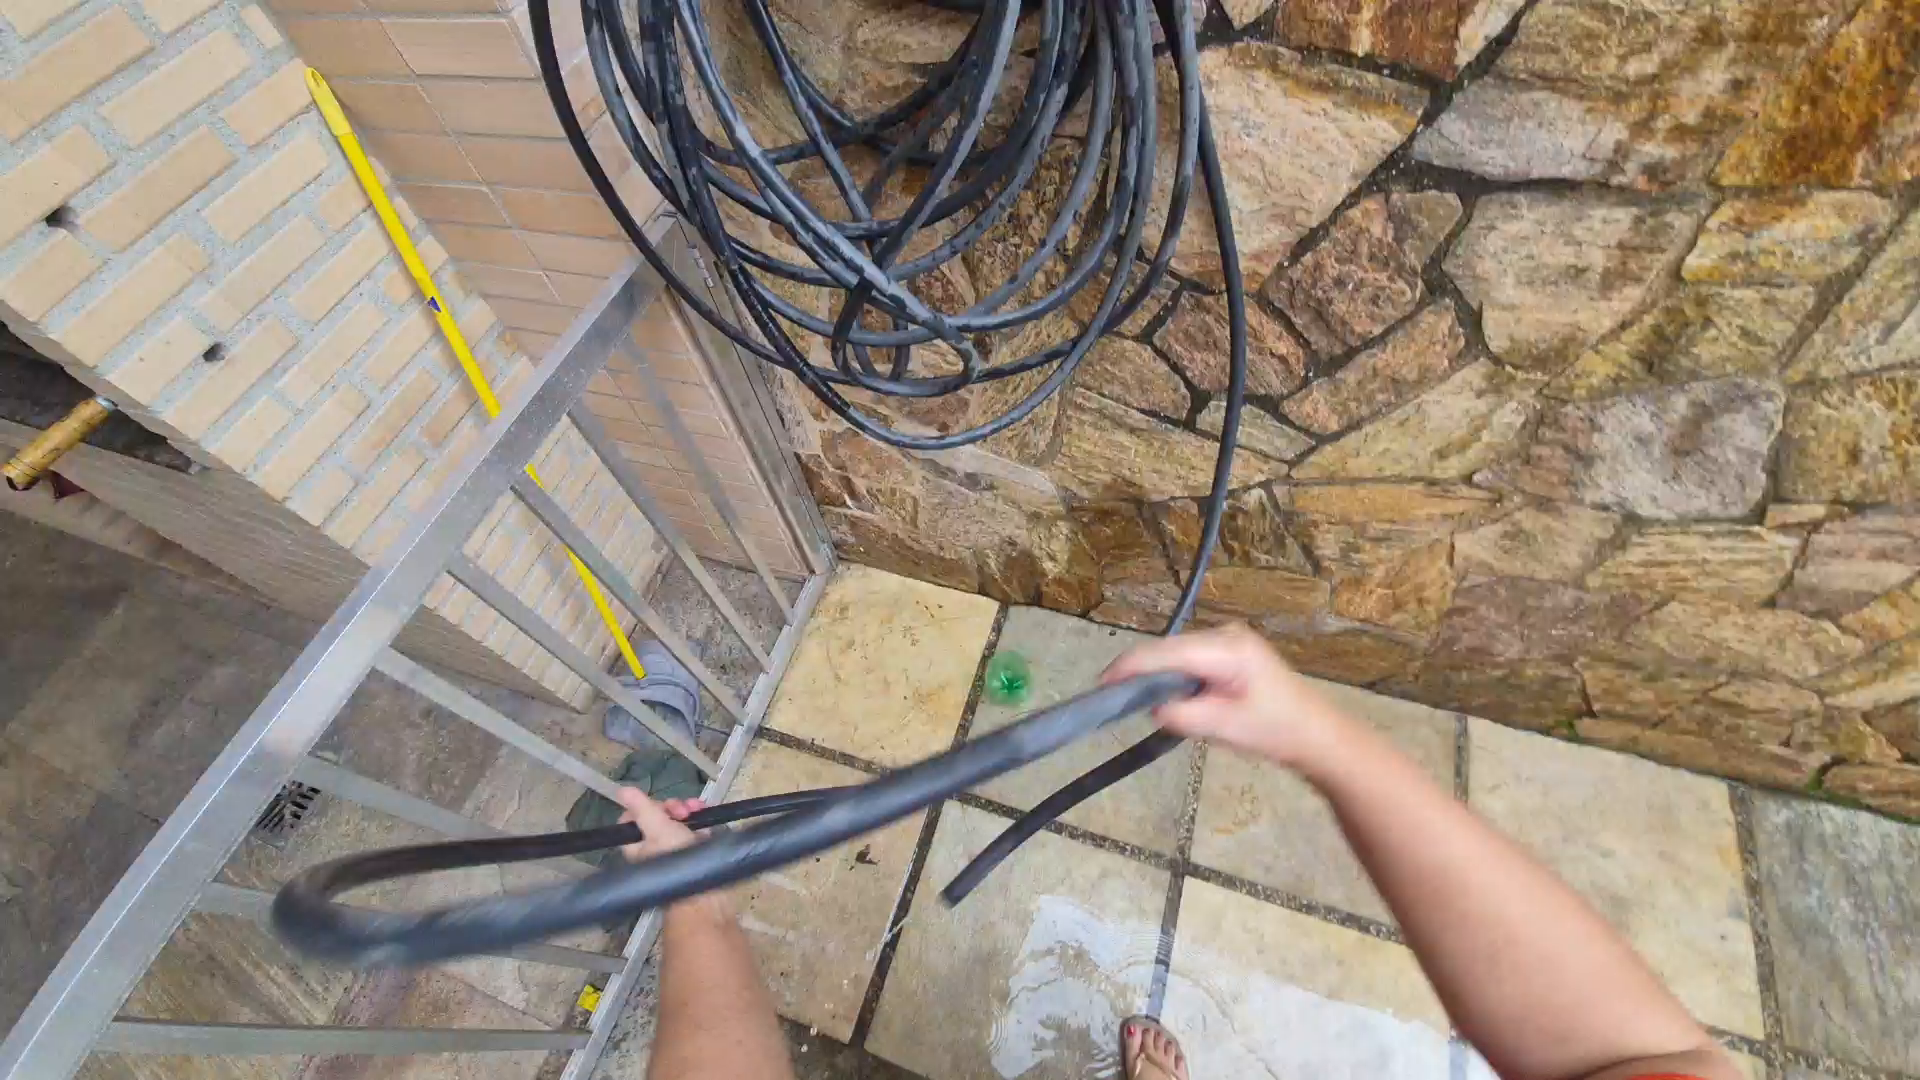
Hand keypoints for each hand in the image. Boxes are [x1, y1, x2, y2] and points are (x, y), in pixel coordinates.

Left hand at [615, 788, 706, 861]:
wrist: (704, 875)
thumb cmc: (676, 853)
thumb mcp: (657, 827)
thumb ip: (641, 807)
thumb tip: (621, 790)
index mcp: (636, 844)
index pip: (630, 818)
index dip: (643, 807)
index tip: (656, 805)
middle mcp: (652, 844)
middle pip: (655, 814)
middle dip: (671, 807)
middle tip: (681, 812)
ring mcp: (672, 843)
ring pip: (674, 816)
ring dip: (686, 808)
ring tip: (696, 810)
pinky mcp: (690, 842)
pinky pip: (689, 822)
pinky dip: (696, 814)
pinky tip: (703, 812)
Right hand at [1102, 623, 1353, 768]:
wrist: (1317, 735)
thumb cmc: (1277, 732)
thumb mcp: (1227, 728)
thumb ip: (1184, 715)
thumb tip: (1150, 708)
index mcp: (1228, 648)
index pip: (1167, 652)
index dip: (1131, 666)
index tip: (1101, 683)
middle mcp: (1225, 634)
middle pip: (1168, 648)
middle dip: (1138, 669)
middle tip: (1110, 694)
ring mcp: (1226, 639)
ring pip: (1174, 651)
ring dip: (1153, 672)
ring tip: (1128, 694)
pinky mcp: (1226, 650)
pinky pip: (1186, 657)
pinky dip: (1169, 673)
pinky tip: (1160, 691)